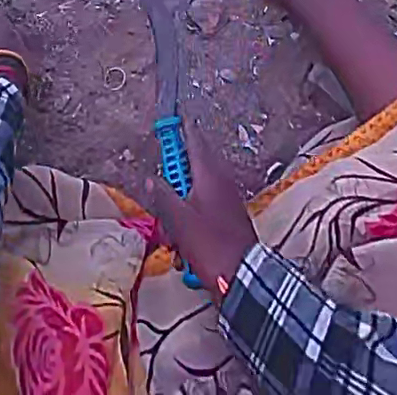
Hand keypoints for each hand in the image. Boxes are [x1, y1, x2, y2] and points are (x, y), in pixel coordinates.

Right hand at [151, 124, 259, 294]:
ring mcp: (226, 198)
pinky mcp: (228, 216)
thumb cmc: (211, 244)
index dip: (181, 128)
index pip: (194, 140)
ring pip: (195, 191)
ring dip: (179, 207)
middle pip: (191, 166)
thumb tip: (151, 178)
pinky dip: (190, 221)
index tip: (172, 118)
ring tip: (172, 233)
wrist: (244, 279)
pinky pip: (203, 209)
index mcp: (209, 173)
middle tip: (161, 191)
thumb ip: (164, 196)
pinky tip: (183, 246)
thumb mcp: (179, 220)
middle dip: (174, 179)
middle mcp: (220, 180)